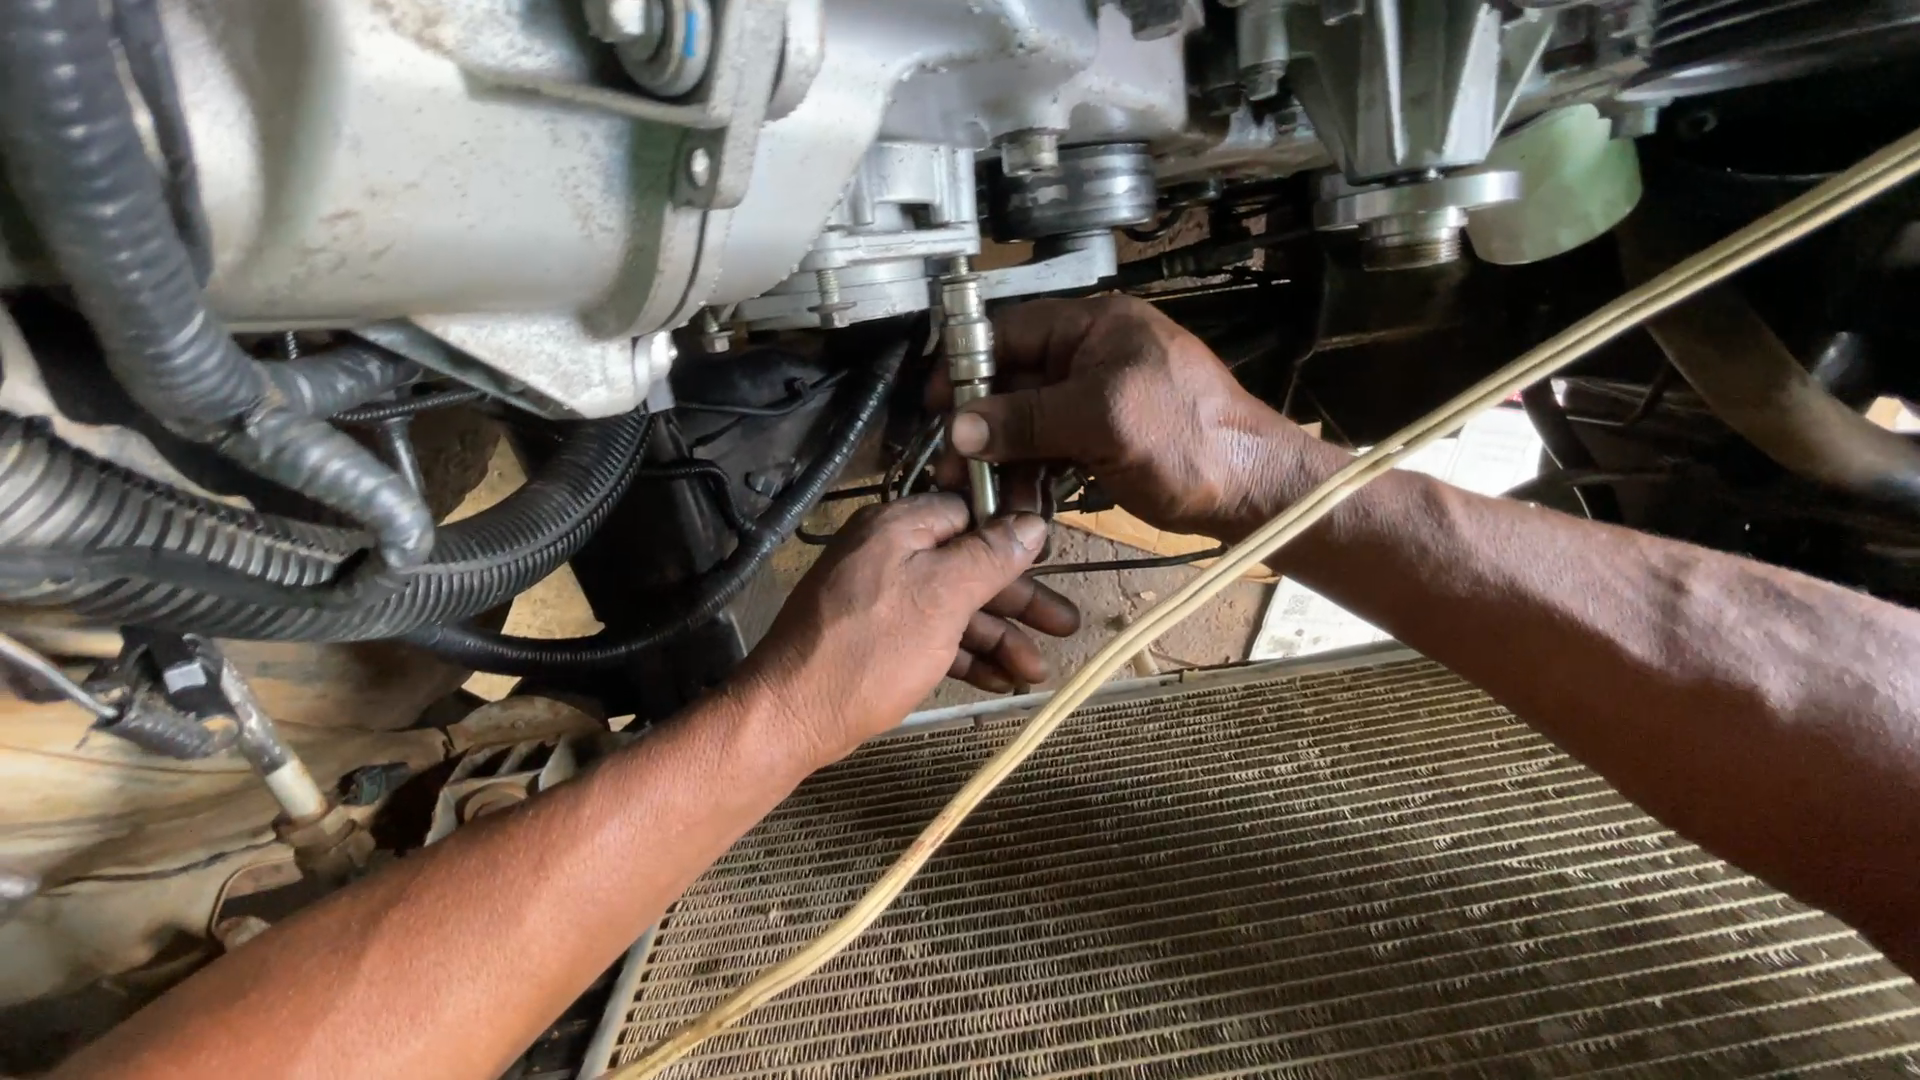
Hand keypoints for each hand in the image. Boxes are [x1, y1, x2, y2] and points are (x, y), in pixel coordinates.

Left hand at [737, 494, 1079, 767]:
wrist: (792, 717)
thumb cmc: (872, 649)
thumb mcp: (941, 597)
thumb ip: (988, 556)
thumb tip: (1031, 522)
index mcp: (899, 527)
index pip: (969, 513)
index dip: (1013, 537)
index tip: (1052, 561)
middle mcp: (889, 554)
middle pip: (968, 567)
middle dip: (1018, 602)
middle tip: (1066, 626)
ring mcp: (881, 599)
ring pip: (954, 608)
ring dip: (998, 638)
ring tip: (1037, 672)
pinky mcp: (878, 639)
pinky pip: (932, 637)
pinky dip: (965, 656)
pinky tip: (998, 682)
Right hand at [931, 296, 1337, 539]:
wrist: (1253, 492)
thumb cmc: (1187, 440)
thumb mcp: (1102, 421)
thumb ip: (1027, 419)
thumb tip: (957, 428)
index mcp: (1094, 327)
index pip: (1010, 331)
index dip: (967, 366)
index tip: (934, 406)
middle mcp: (1089, 356)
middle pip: (1014, 381)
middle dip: (980, 425)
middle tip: (950, 467)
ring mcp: (1095, 400)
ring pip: (1028, 422)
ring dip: (1001, 458)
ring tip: (977, 495)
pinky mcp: (1100, 440)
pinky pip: (1050, 450)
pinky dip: (1029, 475)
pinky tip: (1012, 502)